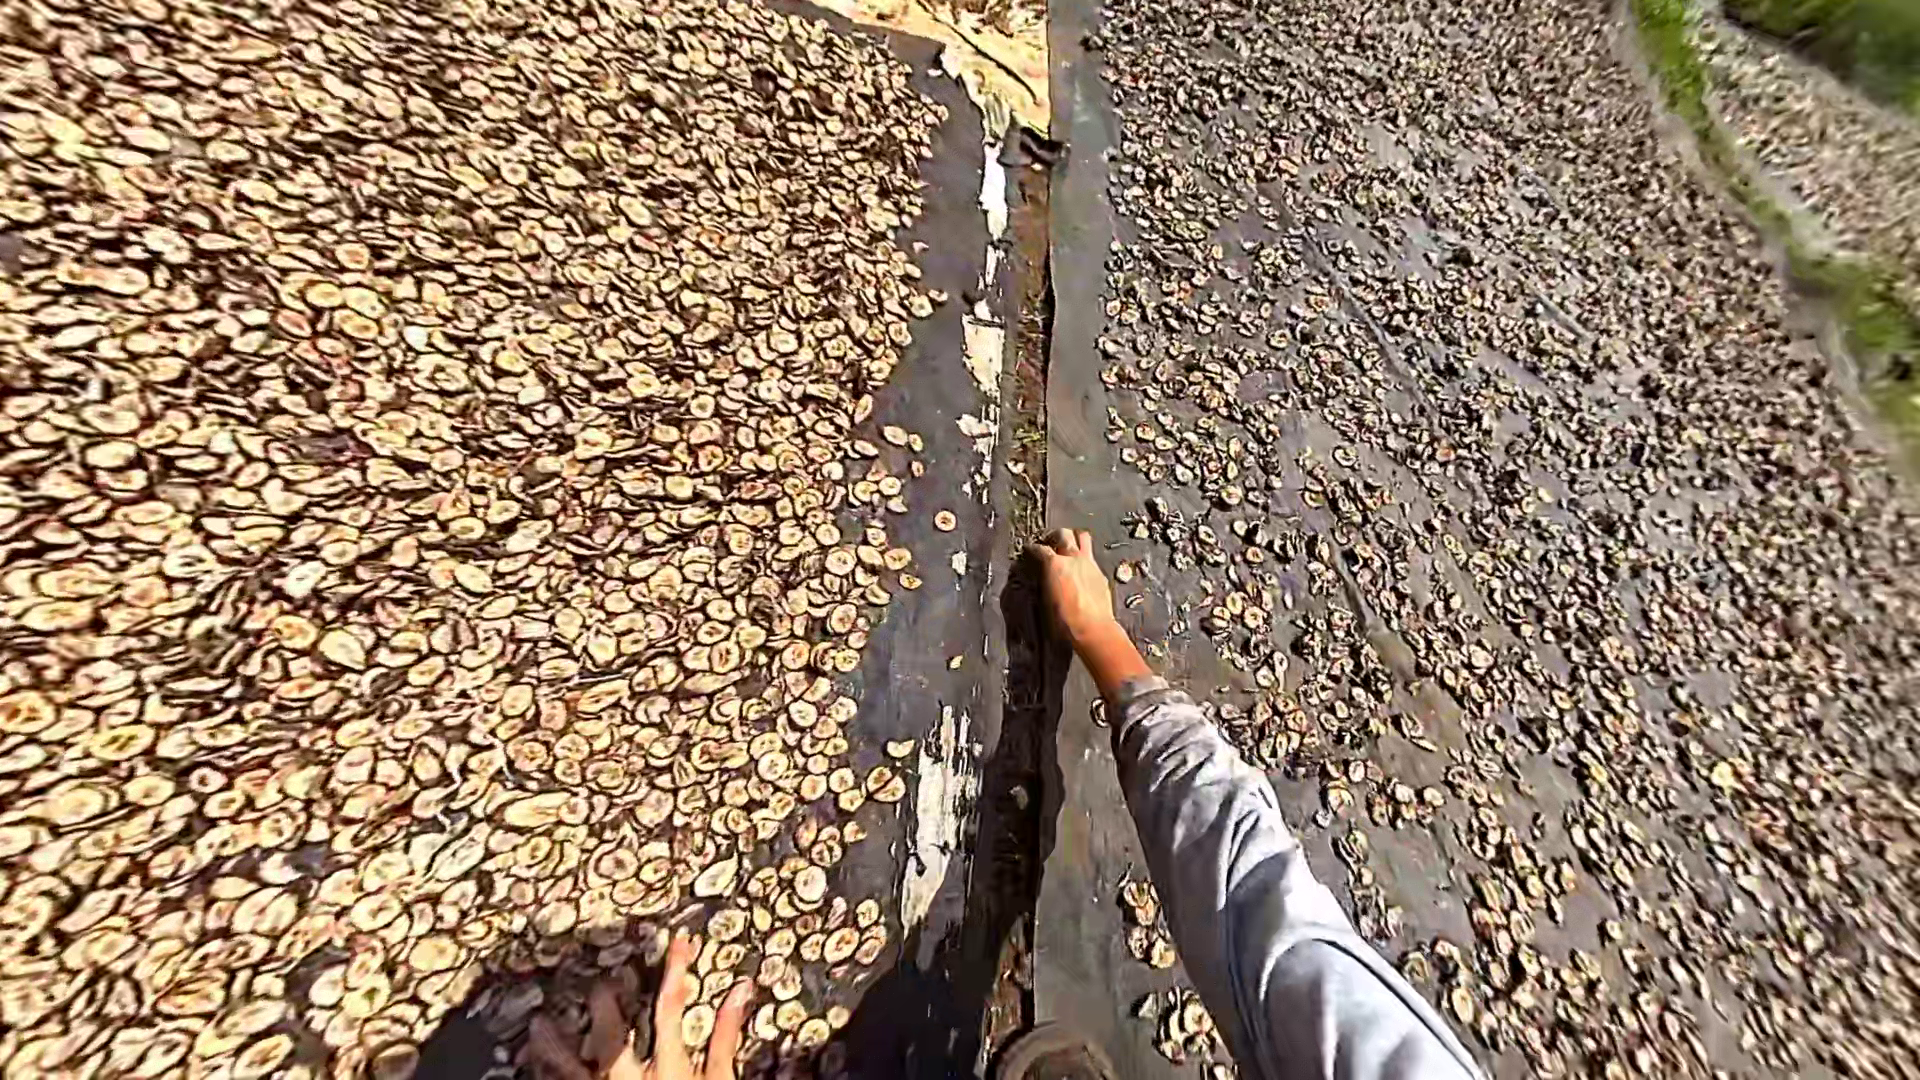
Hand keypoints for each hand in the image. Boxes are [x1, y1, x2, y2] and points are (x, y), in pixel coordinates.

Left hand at [528, 933, 752, 1079]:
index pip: (672, 1004)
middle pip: (613, 1035)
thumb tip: (740, 988)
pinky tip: (534, 1070)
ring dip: (554, 1049)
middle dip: (606, 1004)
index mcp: (669, 1069)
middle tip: (599, 982)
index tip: (679, 940)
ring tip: (538, 1027)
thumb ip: (726, 1037)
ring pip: (573, 1072)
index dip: (676, 968)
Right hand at [1025, 528, 1117, 646]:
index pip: (1040, 548)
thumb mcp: (1046, 599)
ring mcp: (1089, 563)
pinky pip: (1091, 557)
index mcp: (1055, 564)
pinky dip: (1084, 558)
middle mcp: (1073, 559)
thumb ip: (1044, 580)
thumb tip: (1042, 575)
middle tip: (1049, 542)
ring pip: (1082, 537)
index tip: (1030, 550)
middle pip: (1063, 534)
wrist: (1093, 628)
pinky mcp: (1100, 573)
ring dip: (1074, 538)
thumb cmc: (1066, 619)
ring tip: (1068, 545)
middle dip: (1054, 536)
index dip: (1032, 548)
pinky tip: (1081, 568)